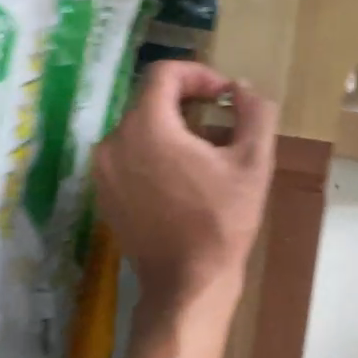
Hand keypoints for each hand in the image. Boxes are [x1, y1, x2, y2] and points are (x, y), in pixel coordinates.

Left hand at [93, 61, 278, 315]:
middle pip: (150, 102)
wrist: (187, 284)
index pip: (164, 73)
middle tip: (222, 127)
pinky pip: (129, 158)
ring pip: (139, 131)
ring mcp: (103, 171)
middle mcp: (113, 141)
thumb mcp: (253, 164)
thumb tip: (244, 89)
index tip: (225, 96)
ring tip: (205, 158)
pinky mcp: (104, 194)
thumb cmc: (222, 223)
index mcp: (147, 126)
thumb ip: (254, 114)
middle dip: (187, 105)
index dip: (199, 74)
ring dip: (172, 132)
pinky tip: (182, 182)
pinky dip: (154, 157)